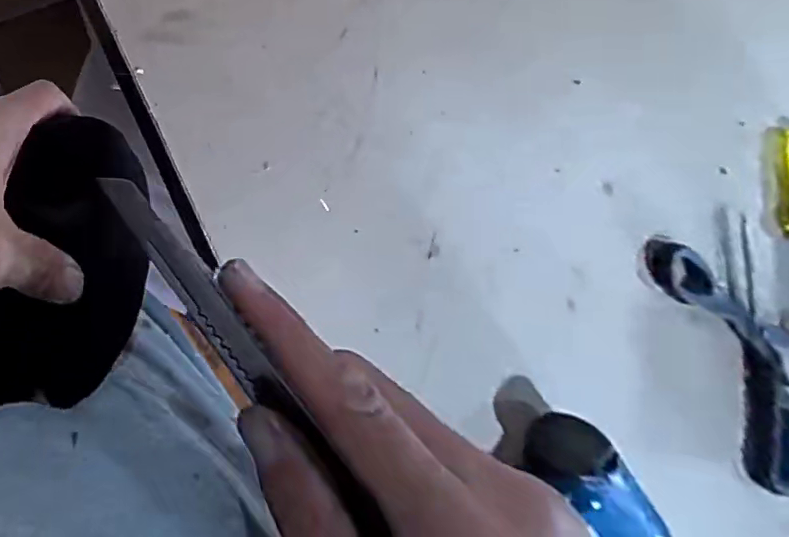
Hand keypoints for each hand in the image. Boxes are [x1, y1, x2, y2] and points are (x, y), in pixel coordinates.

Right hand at [220, 261, 586, 536]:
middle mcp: (509, 491)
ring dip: (356, 428)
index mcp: (464, 528)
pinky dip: (398, 457)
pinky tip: (394, 514)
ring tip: (337, 486)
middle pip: (380, 395)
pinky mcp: (547, 509)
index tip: (240, 277)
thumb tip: (260, 418)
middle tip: (271, 419)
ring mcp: (538, 499)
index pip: (355, 400)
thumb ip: (313, 518)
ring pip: (410, 417)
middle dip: (315, 388)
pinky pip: (443, 450)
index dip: (288, 332)